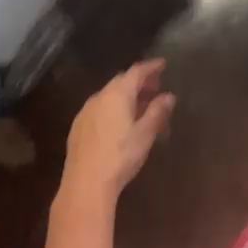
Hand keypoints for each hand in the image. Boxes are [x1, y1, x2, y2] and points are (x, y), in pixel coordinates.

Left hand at [62, 59, 175, 200]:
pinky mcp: (78, 127)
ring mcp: (85, 111)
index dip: (150, 67)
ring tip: (140, 106)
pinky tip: (119, 122)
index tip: (162, 64)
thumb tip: (168, 96)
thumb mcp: (145, 134)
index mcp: (117, 94)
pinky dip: (113, 107)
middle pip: (121, 81)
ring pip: (109, 95)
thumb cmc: (120, 156)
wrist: (85, 183)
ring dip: (125, 95)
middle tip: (155, 87)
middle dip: (139, 81)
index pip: (136, 72)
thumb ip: (157, 112)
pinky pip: (99, 108)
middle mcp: (99, 97)